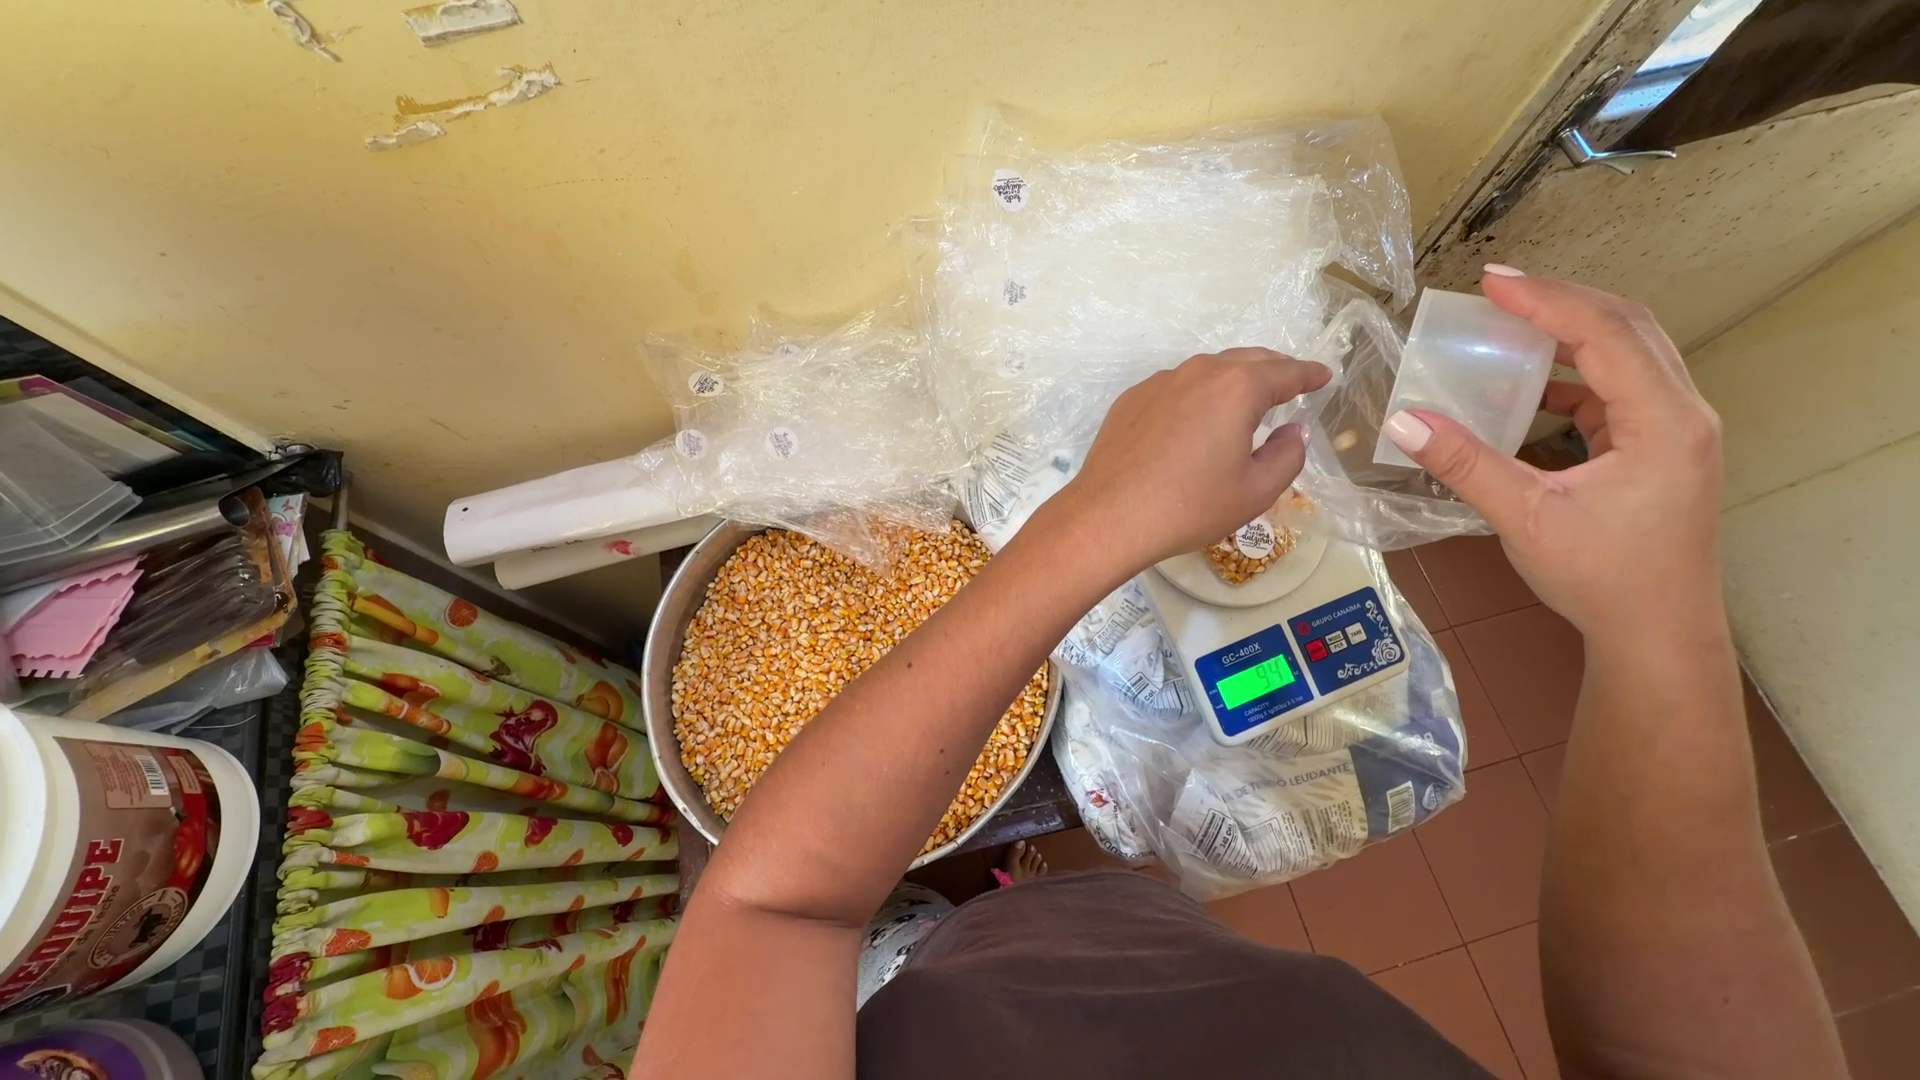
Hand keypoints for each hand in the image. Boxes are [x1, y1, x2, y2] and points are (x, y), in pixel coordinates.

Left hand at [1042, 348, 1330, 571]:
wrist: (1108, 517)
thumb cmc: (1189, 507)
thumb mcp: (1255, 491)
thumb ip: (1287, 455)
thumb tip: (1293, 430)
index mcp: (1237, 388)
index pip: (1285, 372)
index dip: (1309, 374)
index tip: (1324, 375)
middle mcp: (1198, 373)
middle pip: (1246, 361)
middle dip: (1273, 369)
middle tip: (1291, 382)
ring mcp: (1158, 383)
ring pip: (1206, 371)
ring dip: (1231, 380)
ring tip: (1244, 399)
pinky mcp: (1130, 401)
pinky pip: (1174, 389)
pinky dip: (1194, 395)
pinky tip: (1194, 419)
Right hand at [1380, 271, 1723, 637]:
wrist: (1655, 632)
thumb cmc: (1599, 576)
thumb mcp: (1522, 517)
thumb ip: (1464, 464)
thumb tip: (1402, 422)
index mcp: (1662, 422)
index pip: (1604, 336)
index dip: (1546, 302)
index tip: (1492, 282)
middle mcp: (1682, 413)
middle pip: (1629, 328)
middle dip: (1562, 300)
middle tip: (1499, 288)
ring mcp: (1675, 431)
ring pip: (1631, 353)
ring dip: (1573, 329)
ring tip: (1515, 320)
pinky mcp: (1660, 449)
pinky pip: (1620, 388)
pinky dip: (1576, 371)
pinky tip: (1534, 384)